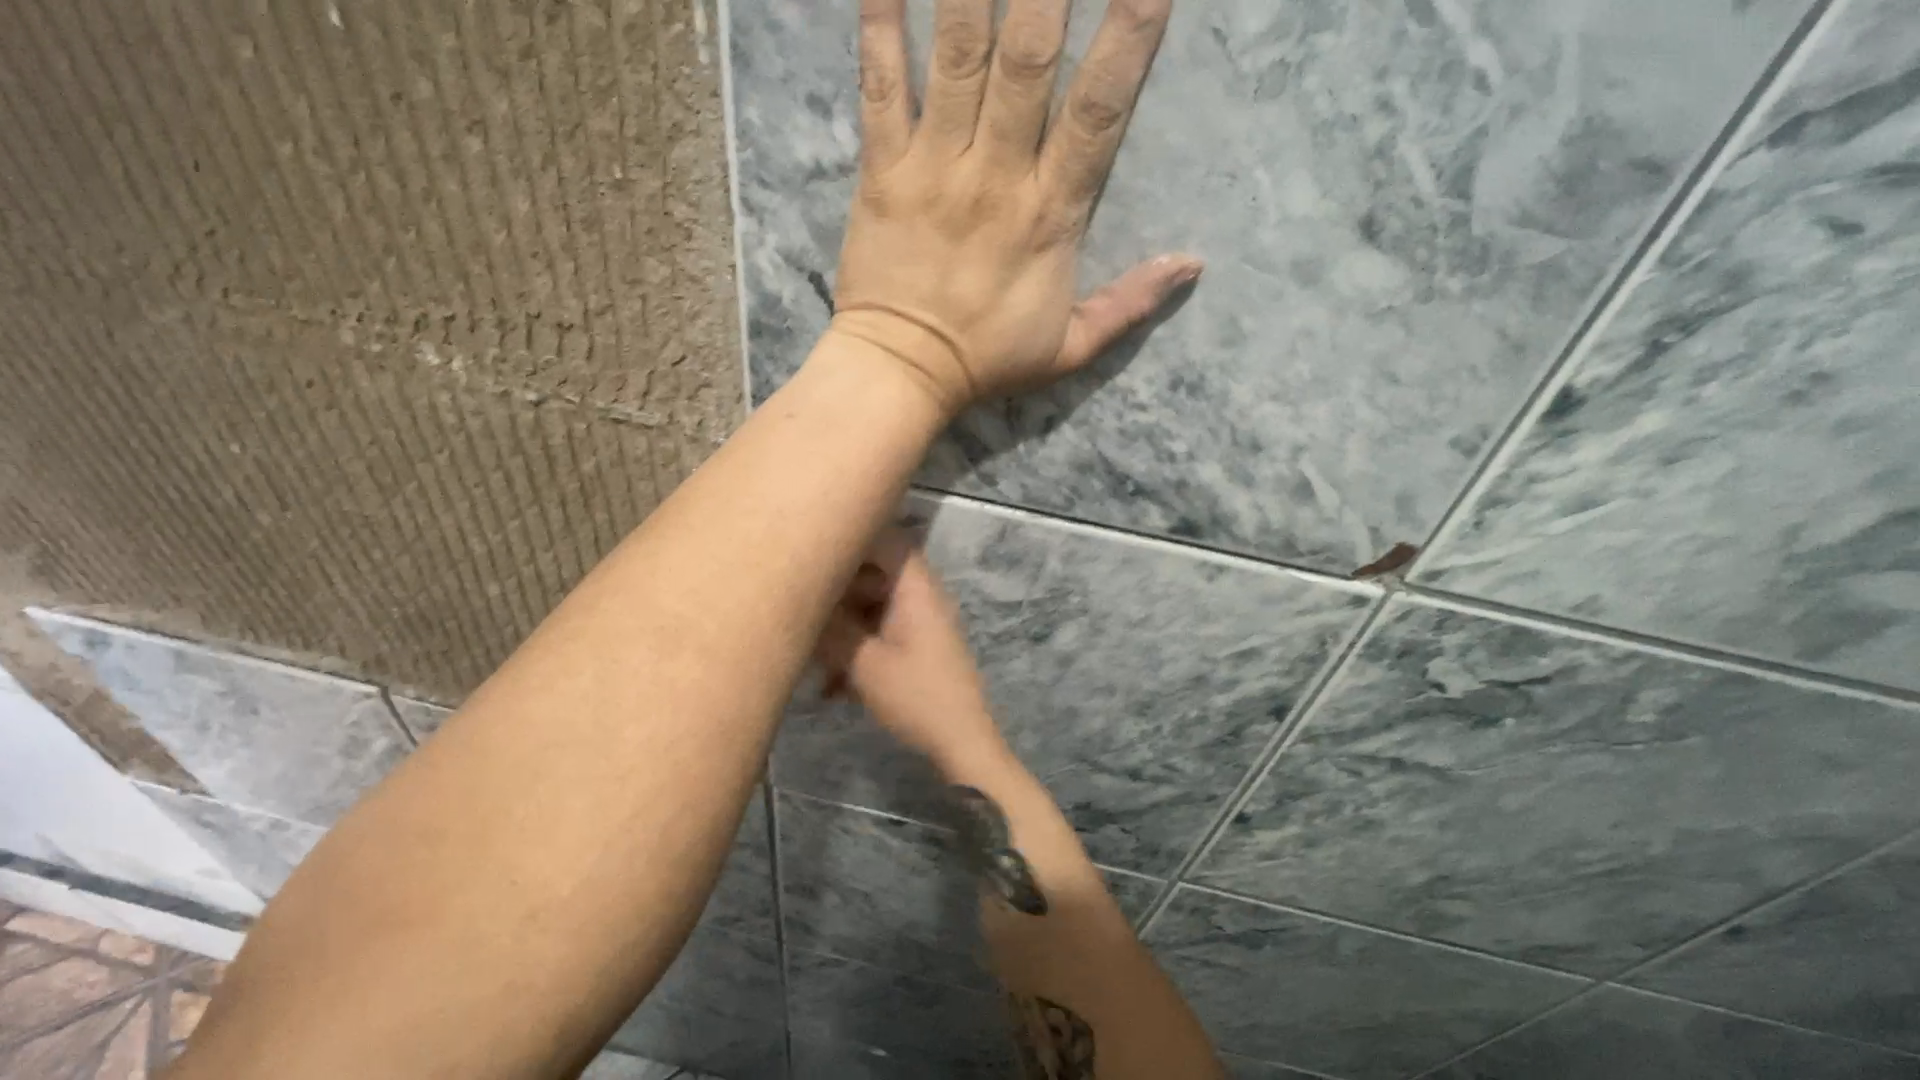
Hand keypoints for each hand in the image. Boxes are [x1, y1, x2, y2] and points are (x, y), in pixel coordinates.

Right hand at [815, 529, 1007, 768]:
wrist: (962, 743)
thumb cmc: (915, 696)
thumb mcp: (863, 663)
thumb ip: (831, 629)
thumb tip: (801, 603)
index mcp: (915, 589)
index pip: (887, 540)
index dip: (852, 536)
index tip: (814, 544)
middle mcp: (922, 598)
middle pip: (874, 576)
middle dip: (837, 593)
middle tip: (801, 609)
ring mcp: (923, 625)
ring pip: (874, 610)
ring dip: (844, 629)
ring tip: (811, 659)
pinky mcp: (921, 650)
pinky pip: (883, 635)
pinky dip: (859, 651)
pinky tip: (833, 688)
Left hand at [828, 0, 1198, 415]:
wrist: (901, 374)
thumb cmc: (987, 360)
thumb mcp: (1072, 347)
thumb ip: (1131, 302)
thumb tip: (1193, 262)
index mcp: (1052, 214)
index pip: (1102, 112)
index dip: (1130, 38)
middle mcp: (997, 174)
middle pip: (1028, 61)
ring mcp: (935, 166)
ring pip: (957, 58)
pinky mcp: (881, 169)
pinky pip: (881, 88)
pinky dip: (881, 25)